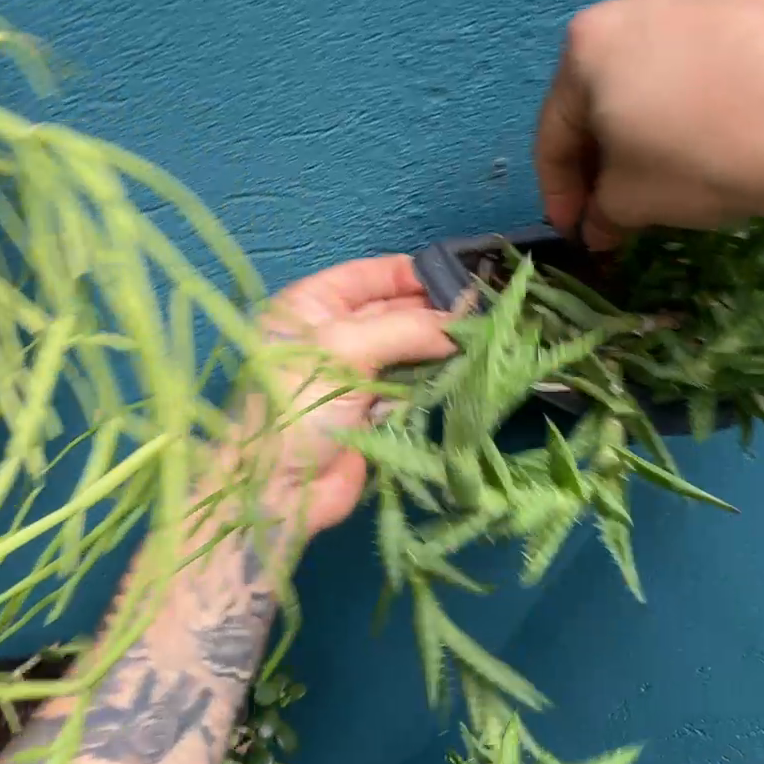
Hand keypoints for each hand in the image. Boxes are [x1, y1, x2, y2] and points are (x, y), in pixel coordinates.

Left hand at [245, 255, 455, 534]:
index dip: (411, 274)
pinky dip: (433, 381)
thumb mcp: (347, 350)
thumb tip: (461, 322)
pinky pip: (410, 387)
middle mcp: (333, 335)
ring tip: (482, 341)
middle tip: (483, 314)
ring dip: (438, 348)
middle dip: (433, 312)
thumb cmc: (298, 405)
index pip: (368, 275)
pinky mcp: (372, 413)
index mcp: (311, 307)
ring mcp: (353, 375)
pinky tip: (463, 372)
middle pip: (393, 312)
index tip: (459, 279)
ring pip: (406, 350)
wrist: (280, 489)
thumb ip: (406, 328)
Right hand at [535, 0, 763, 247]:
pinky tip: (723, 139)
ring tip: (672, 176)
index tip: (575, 232)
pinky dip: (701, 103)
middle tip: (616, 208)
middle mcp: (639, 1)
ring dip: (651, 128)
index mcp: (588, 45)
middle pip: (603, 95)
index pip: (552, 133)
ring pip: (658, 73)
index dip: (558, 193)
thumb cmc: (702, 156)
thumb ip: (602, 214)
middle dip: (605, 157)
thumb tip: (600, 227)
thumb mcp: (632, 202)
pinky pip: (711, 60)